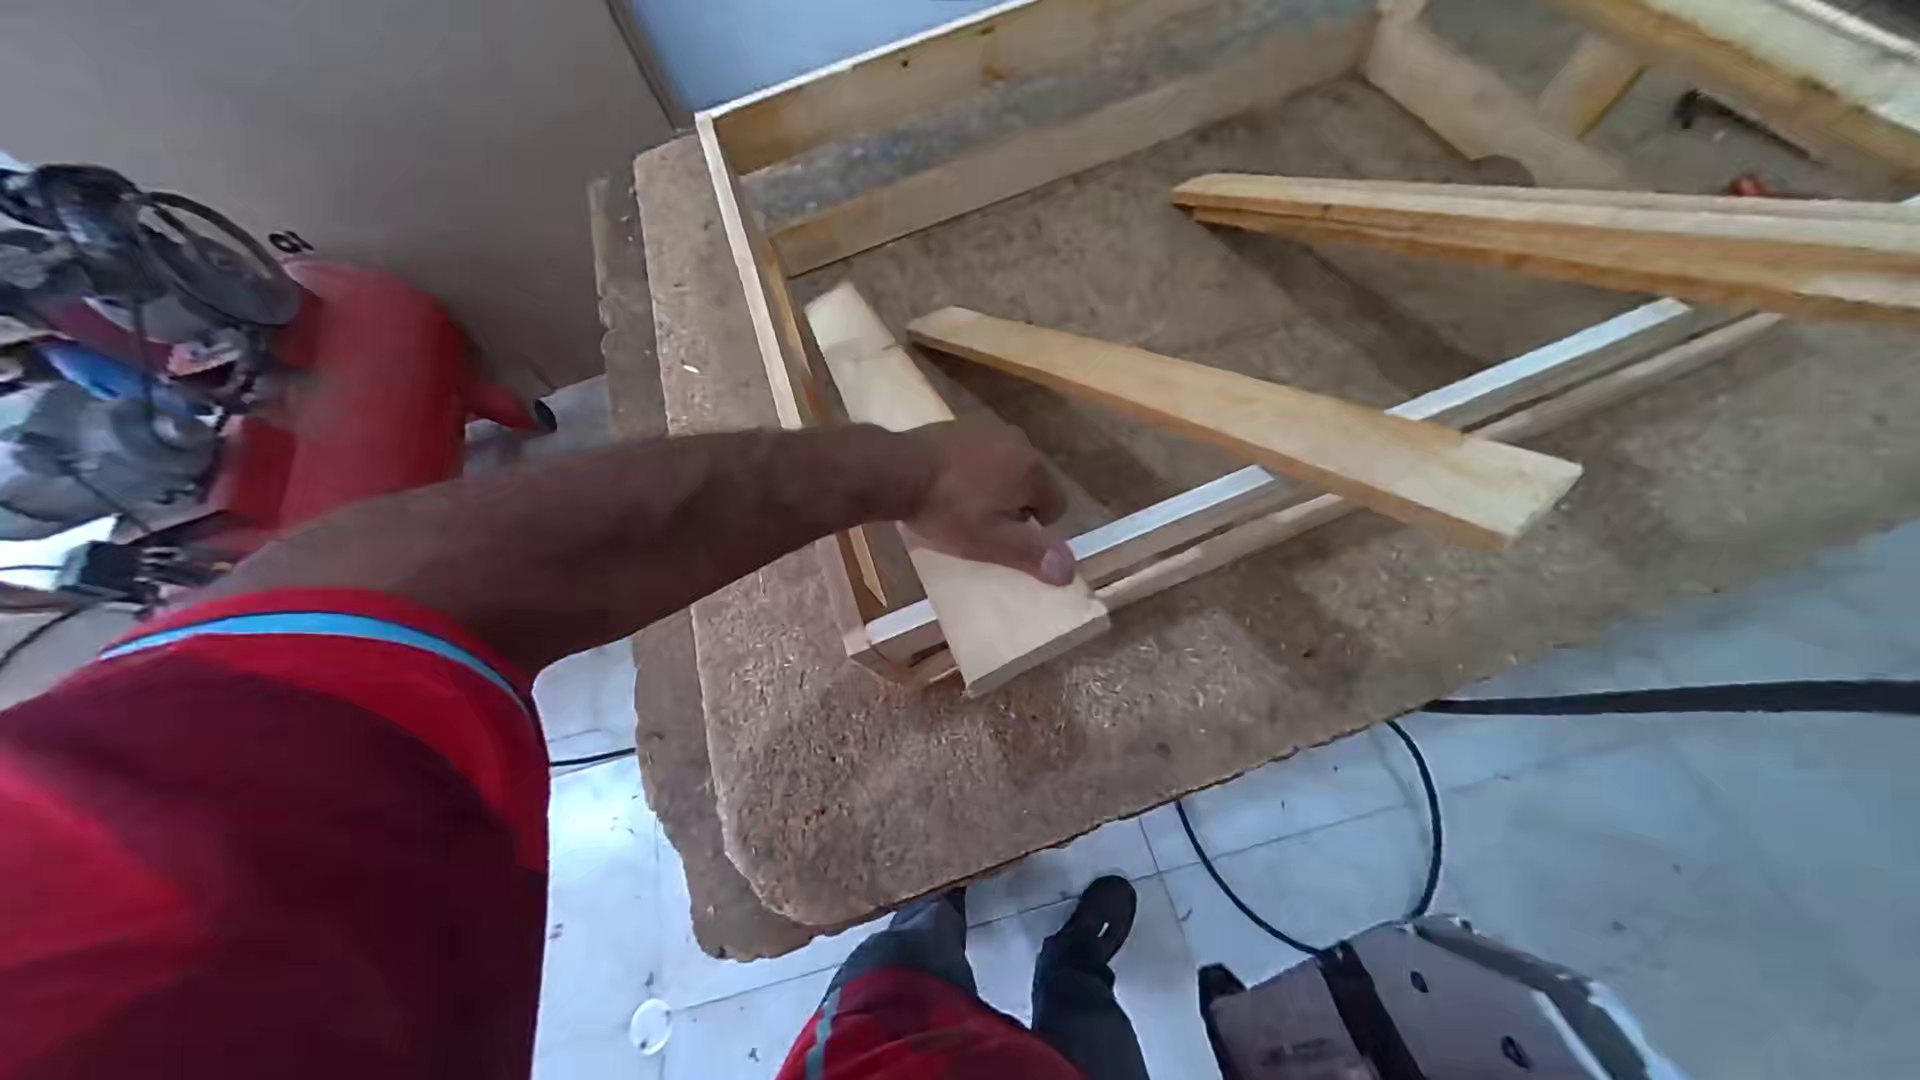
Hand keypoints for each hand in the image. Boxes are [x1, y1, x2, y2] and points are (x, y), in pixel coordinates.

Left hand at [901, 418, 1077, 585]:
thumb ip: (1032, 554)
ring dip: (995, 484)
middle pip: (1033, 482)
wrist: (896, 470)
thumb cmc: (947, 510)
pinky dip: (975, 467)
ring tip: (963, 502)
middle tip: (982, 522)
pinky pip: (983, 452)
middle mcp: (1020, 441)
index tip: (1003, 535)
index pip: (1057, 505)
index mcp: (1033, 469)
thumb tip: (1069, 572)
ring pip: (1008, 466)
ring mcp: (990, 427)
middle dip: (1016, 504)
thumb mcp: (990, 542)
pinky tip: (950, 481)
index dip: (1035, 527)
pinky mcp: (963, 423)